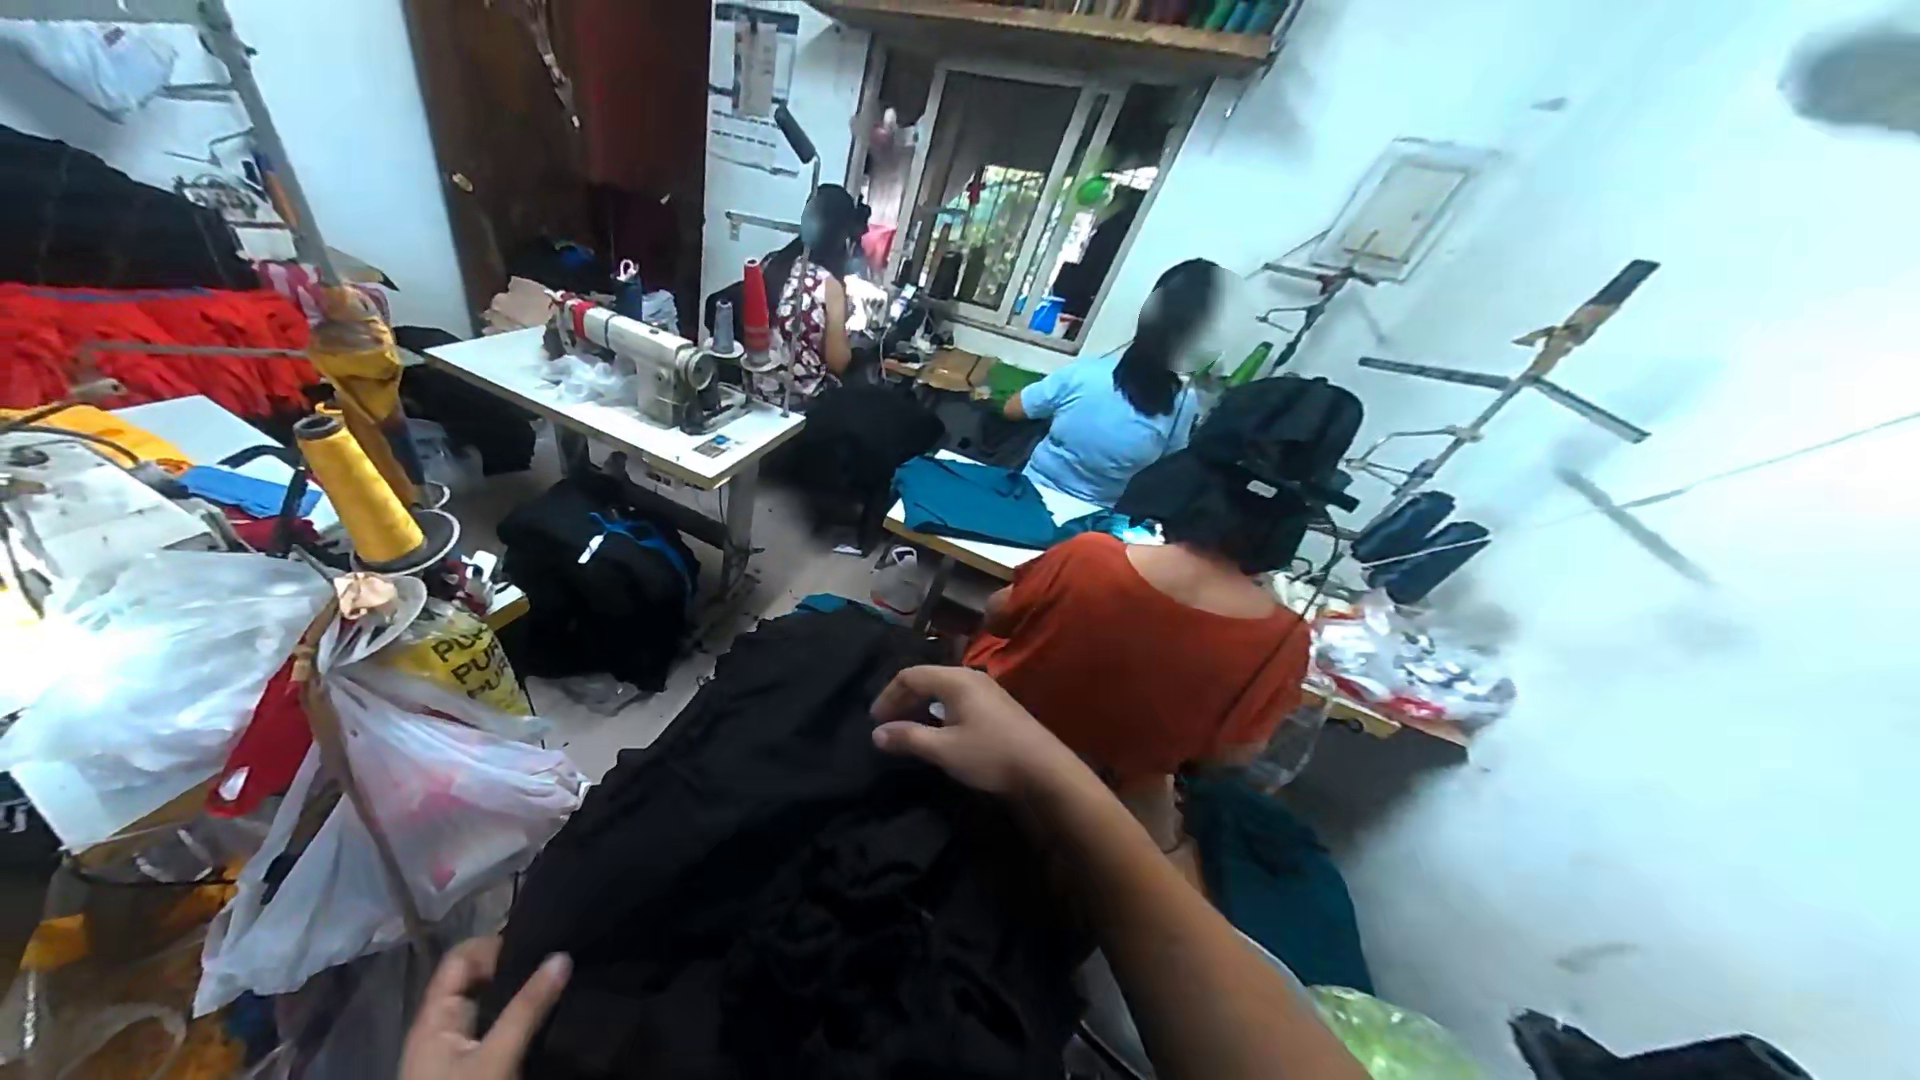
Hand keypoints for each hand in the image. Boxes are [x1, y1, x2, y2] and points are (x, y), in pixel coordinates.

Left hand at [400, 937, 569, 1079]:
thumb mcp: (497, 1058)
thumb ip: (529, 1006)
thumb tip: (563, 955)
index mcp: (434, 1019)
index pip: (460, 958)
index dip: (494, 945)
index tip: (536, 946)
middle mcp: (441, 1026)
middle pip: (476, 977)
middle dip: (515, 965)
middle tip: (554, 959)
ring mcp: (455, 1048)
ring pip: (489, 1001)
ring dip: (520, 988)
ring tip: (556, 980)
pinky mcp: (471, 1065)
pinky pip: (496, 1023)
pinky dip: (519, 1011)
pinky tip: (545, 1012)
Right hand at [870, 666, 1087, 798]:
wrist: (1044, 768)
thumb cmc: (990, 754)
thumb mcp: (944, 749)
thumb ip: (909, 738)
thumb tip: (877, 733)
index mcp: (955, 679)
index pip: (910, 675)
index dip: (888, 695)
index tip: (874, 721)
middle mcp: (970, 676)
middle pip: (927, 678)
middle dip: (903, 699)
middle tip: (887, 724)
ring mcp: (987, 689)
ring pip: (943, 688)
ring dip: (921, 704)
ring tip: (908, 727)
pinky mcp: (997, 704)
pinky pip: (957, 697)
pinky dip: (939, 709)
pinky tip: (938, 729)